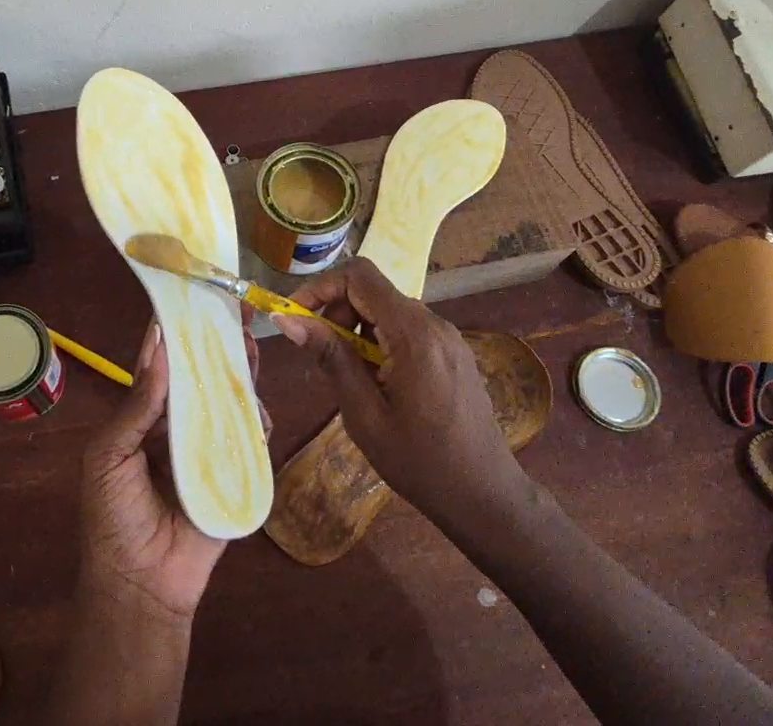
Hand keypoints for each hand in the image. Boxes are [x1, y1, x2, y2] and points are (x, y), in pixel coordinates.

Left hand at [76, 319, 251, 620]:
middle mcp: (180, 424)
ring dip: (242, 371)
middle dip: (219, 344)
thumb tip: (162, 351)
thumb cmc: (114, 516)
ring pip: (231, 399)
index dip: (175, 332)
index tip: (191, 297)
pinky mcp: (236, 470)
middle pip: (204, 375)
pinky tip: (258, 406)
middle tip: (236, 312)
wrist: (142, 582)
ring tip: (251, 345)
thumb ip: (136, 407)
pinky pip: (253, 438)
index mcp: (146, 416)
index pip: (163, 365)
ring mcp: (211, 445)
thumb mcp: (109, 457)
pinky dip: (259, 419)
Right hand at [271, 257, 519, 521]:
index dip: (321, 287)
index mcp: (413, 334)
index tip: (296, 319)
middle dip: (337, 313)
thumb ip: (330, 358)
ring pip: (388, 311)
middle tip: (321, 359)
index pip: (360, 276)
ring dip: (357, 331)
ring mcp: (448, 338)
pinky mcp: (453, 353)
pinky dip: (380, 342)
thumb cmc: (419, 462)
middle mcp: (434, 324)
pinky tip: (376, 384)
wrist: (484, 495)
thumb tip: (288, 321)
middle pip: (373, 292)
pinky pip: (407, 330)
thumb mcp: (363, 414)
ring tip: (350, 380)